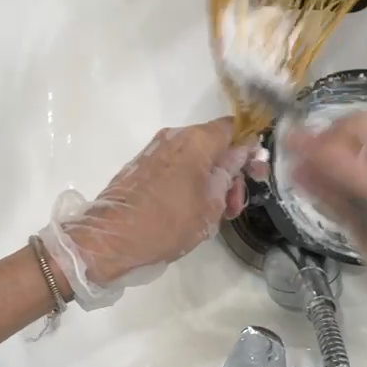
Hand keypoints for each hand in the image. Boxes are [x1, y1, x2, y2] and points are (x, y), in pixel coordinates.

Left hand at [36, 118, 251, 309]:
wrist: (111, 239)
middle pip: (215, 144)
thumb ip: (229, 173)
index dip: (249, 147)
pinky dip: (190, 182)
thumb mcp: (211, 204)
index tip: (256, 174)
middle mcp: (175, 137)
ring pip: (196, 157)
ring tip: (215, 215)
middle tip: (234, 206)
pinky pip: (177, 165)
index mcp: (197, 140)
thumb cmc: (168, 223)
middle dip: (230, 172)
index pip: (233, 128)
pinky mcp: (142, 165)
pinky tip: (192, 210)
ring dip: (211, 180)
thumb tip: (240, 153)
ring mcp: (156, 150)